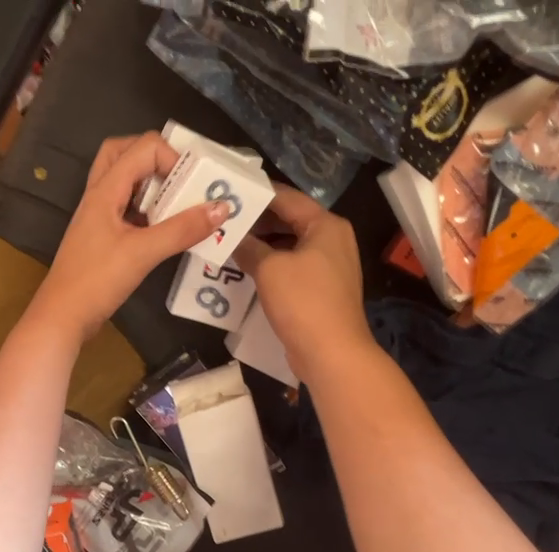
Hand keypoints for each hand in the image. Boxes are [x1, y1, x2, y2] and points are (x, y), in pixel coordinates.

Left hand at [31, 133, 232, 339]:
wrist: (61, 318)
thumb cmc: (97, 282)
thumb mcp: (142, 254)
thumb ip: (182, 230)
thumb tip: (222, 208)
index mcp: (104, 190)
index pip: (143, 148)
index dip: (171, 157)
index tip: (191, 186)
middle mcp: (98, 196)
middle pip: (123, 153)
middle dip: (154, 158)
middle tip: (178, 179)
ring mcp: (96, 218)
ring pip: (122, 182)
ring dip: (150, 185)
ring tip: (175, 203)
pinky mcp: (99, 239)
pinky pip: (123, 210)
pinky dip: (144, 211)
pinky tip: (162, 230)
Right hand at [235, 187, 374, 377]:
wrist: (331, 351)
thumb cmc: (303, 302)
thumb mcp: (269, 269)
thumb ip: (249, 247)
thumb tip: (232, 236)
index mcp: (326, 225)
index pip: (288, 198)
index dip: (258, 194)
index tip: (230, 193)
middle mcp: (332, 239)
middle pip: (291, 220)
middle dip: (259, 221)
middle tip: (226, 220)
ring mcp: (329, 266)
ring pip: (291, 245)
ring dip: (263, 244)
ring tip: (232, 243)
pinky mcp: (322, 289)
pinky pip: (293, 267)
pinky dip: (272, 264)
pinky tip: (249, 270)